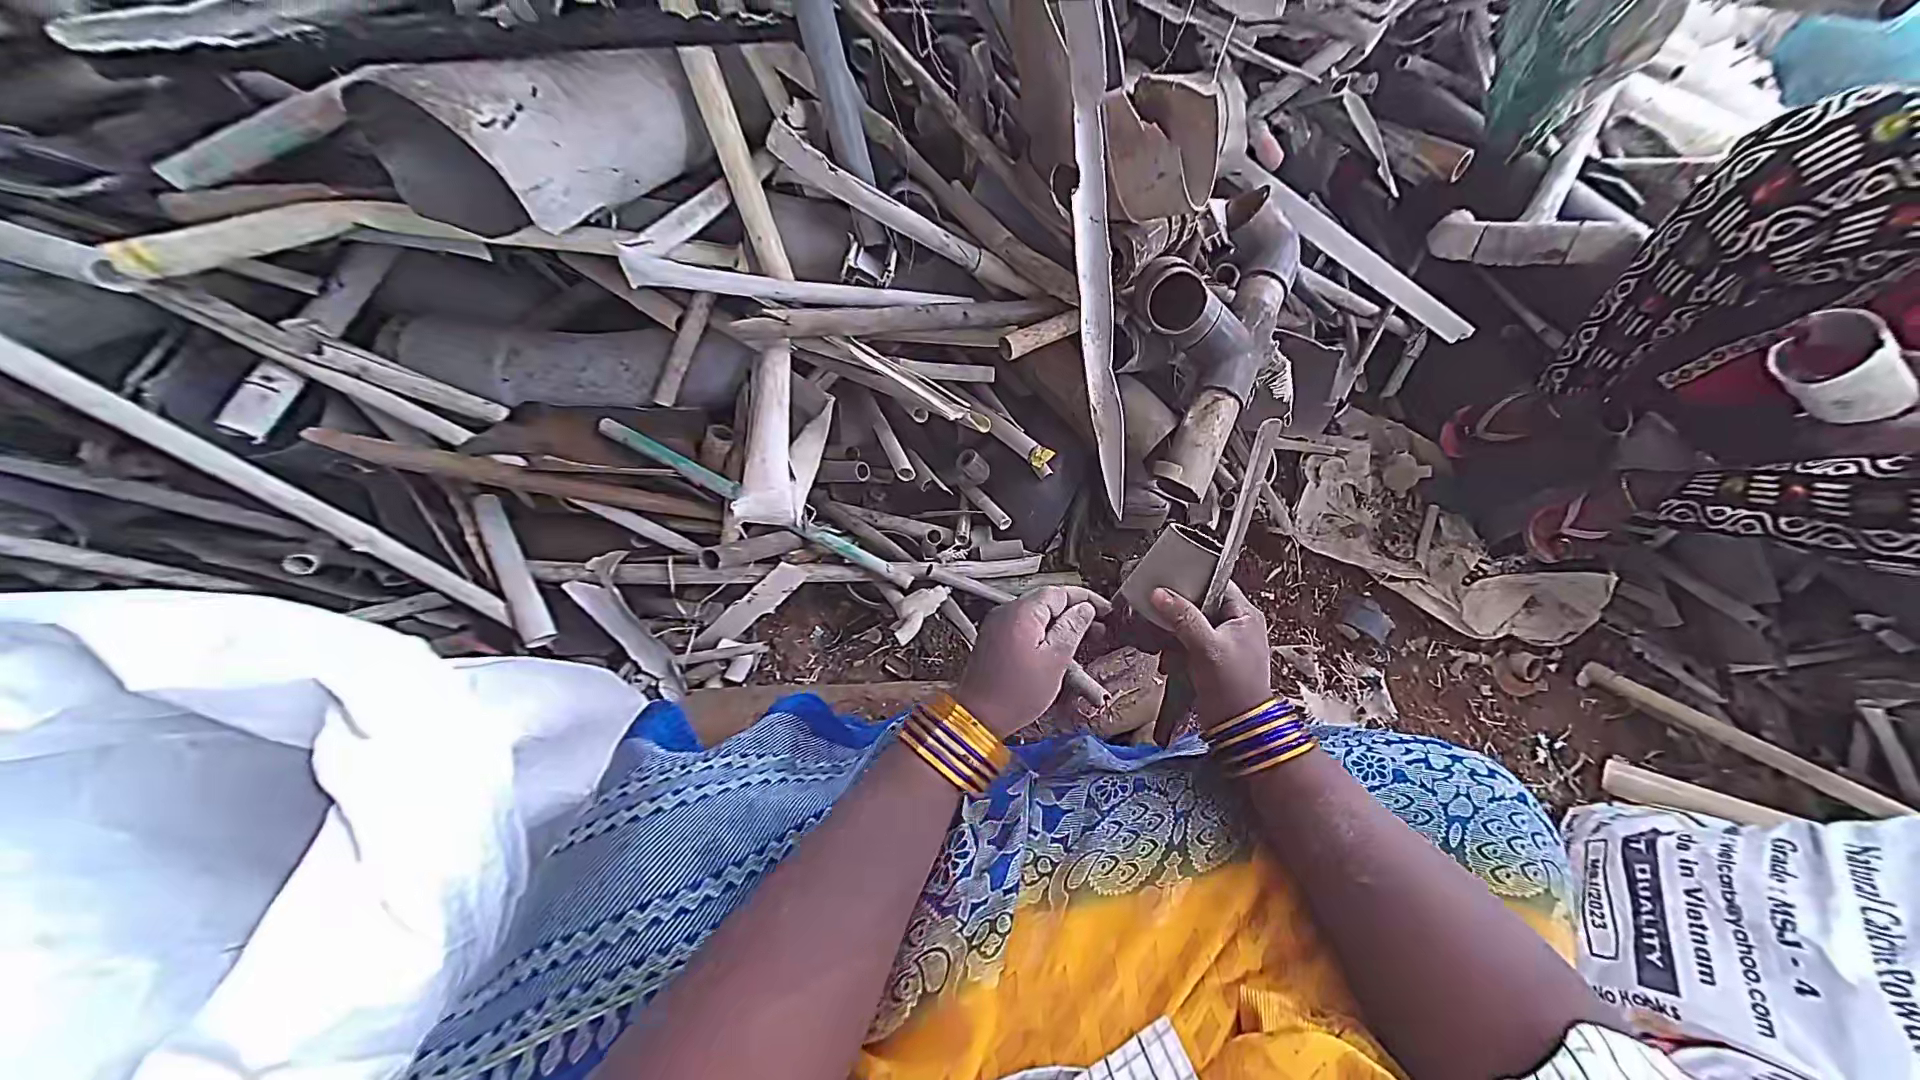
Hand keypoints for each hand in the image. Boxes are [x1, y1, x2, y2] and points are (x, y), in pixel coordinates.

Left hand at [954, 586, 1105, 735]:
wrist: (978, 715)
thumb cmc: (1014, 694)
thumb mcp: (1055, 660)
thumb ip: (1072, 629)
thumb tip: (1085, 609)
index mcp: (1022, 613)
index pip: (1058, 592)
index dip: (1085, 599)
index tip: (1105, 610)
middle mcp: (1006, 613)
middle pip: (1047, 603)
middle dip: (1075, 614)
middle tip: (1098, 629)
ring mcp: (997, 626)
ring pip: (1037, 618)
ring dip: (1061, 628)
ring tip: (1084, 643)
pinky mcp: (994, 641)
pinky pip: (1024, 631)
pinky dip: (1043, 638)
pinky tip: (1058, 655)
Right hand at [1149, 583, 1271, 724]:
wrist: (1237, 726)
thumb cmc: (1233, 687)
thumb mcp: (1207, 647)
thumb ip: (1183, 618)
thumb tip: (1160, 594)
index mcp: (1245, 615)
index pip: (1216, 584)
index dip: (1193, 581)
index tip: (1168, 580)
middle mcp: (1236, 625)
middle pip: (1200, 603)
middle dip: (1178, 610)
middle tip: (1160, 611)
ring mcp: (1223, 642)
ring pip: (1191, 622)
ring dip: (1175, 631)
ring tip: (1164, 638)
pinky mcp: (1212, 657)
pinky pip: (1188, 642)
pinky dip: (1177, 647)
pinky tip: (1169, 657)